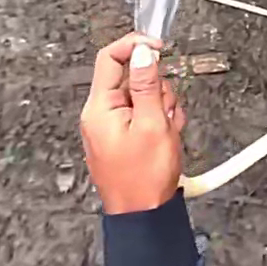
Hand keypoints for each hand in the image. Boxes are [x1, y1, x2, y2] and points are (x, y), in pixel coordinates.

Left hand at [80, 32, 186, 213]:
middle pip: (130, 76)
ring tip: (166, 130)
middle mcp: (100, 114)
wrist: (144, 219)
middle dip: (156, 87)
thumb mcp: (152, 124)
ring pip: (142, 94)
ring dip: (161, 105)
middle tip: (165, 110)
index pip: (110, 57)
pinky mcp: (123, 136)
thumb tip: (142, 52)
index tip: (158, 47)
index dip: (135, 45)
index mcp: (100, 108)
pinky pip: (144, 113)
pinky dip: (159, 119)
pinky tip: (165, 136)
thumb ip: (147, 84)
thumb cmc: (145, 179)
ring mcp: (112, 126)